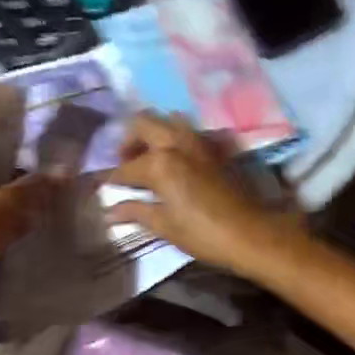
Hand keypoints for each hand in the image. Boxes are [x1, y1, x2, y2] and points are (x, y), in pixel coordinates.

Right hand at [106, 114, 304, 276]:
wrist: (251, 233)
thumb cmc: (204, 234)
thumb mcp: (165, 226)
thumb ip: (136, 211)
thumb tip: (110, 210)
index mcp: (159, 163)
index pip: (126, 167)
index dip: (112, 178)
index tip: (103, 185)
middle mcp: (177, 143)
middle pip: (143, 123)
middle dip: (129, 140)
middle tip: (126, 162)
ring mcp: (199, 142)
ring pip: (168, 120)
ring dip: (154, 132)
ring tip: (150, 156)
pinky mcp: (217, 148)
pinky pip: (190, 131)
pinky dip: (177, 137)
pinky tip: (176, 159)